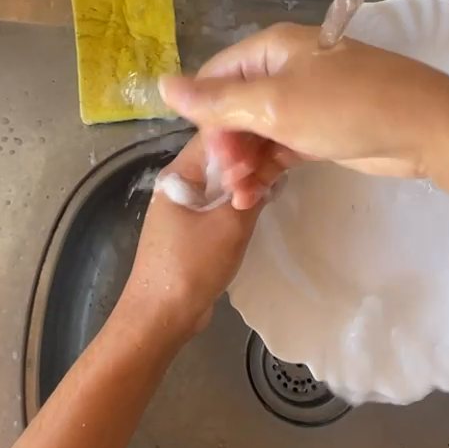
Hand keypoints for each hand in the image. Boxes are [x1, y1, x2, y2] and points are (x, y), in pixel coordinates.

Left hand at [121, 134, 263, 335]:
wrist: (161, 315)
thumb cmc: (191, 265)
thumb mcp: (230, 225)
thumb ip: (251, 193)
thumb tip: (270, 169)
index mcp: (179, 172)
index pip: (216, 134)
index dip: (248, 131)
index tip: (280, 134)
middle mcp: (179, 182)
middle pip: (219, 156)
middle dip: (251, 156)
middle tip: (287, 157)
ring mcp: (184, 205)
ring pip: (221, 180)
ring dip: (246, 180)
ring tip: (280, 177)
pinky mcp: (191, 227)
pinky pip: (219, 202)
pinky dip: (239, 200)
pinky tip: (262, 203)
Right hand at [159, 24, 448, 184]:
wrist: (427, 129)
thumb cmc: (347, 107)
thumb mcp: (274, 104)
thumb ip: (217, 101)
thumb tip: (163, 85)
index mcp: (270, 51)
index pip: (216, 77)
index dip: (204, 115)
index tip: (209, 151)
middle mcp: (283, 71)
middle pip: (233, 108)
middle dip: (226, 145)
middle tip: (229, 180)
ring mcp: (303, 103)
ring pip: (255, 133)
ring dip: (243, 164)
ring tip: (241, 196)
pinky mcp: (318, 131)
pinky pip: (278, 149)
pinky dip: (265, 170)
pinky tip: (254, 196)